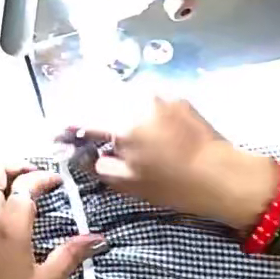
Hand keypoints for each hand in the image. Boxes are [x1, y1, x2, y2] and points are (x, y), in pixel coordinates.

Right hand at [71, 97, 279, 230]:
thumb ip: (98, 164)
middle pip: (101, 101)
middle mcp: (137, 100)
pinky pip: (147, 99)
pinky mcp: (177, 96)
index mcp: (121, 122)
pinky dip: (137, 109)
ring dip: (114, 110)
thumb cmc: (171, 184)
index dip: (66, 126)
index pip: (81, 117)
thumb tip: (85, 153)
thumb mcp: (126, 181)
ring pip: (124, 97)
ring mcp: (159, 94)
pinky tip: (143, 127)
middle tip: (86, 134)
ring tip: (116, 131)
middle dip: (91, 115)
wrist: (221, 174)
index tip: (58, 133)